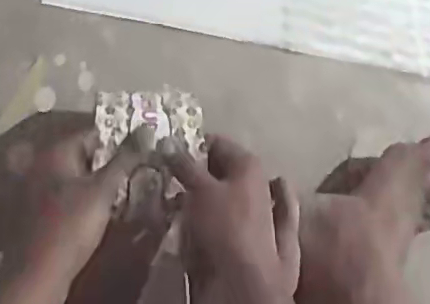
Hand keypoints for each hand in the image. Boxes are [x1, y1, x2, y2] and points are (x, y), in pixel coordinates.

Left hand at [15, 124, 157, 287]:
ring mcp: (35, 187)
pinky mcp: (35, 211)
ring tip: (118, 192)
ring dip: (93, 182)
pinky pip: (64, 194)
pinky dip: (79, 197)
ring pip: (74, 175)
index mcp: (56, 150)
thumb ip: (125, 159)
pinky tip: (95, 210)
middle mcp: (42, 161)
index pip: (93, 134)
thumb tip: (147, 130)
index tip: (137, 154)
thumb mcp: (104, 190)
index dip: (117, 142)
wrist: (39, 275)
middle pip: (83, 154)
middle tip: (131, 173)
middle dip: (106, 163)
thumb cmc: (72, 225)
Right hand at [167, 136, 300, 303]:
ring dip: (199, 202)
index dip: (191, 148)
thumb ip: (184, 164)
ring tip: (174, 208)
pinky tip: (198, 225)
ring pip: (224, 198)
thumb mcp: (199, 190)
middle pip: (220, 172)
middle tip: (168, 185)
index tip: (168, 159)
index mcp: (249, 164)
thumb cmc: (224, 227)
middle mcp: (259, 183)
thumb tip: (170, 141)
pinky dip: (213, 221)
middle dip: (194, 177)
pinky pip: (228, 224)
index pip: (216, 143)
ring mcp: (261, 214)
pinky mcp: (254, 242)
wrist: (244, 287)